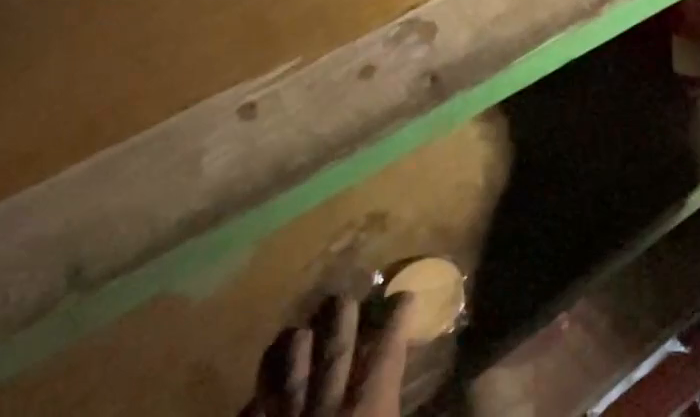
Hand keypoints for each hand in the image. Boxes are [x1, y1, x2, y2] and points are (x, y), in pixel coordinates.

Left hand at [244, 295, 414, 416]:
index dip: (397, 320)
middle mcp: (327, 406)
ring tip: (295, 328)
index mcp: (368, 408)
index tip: (405, 295)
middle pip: (334, 353)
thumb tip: (447, 395)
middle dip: (339, 320)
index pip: (387, 353)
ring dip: (291, 349)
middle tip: (342, 294)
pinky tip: (258, 390)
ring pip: (287, 375)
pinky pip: (252, 411)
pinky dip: (257, 397)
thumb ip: (417, 408)